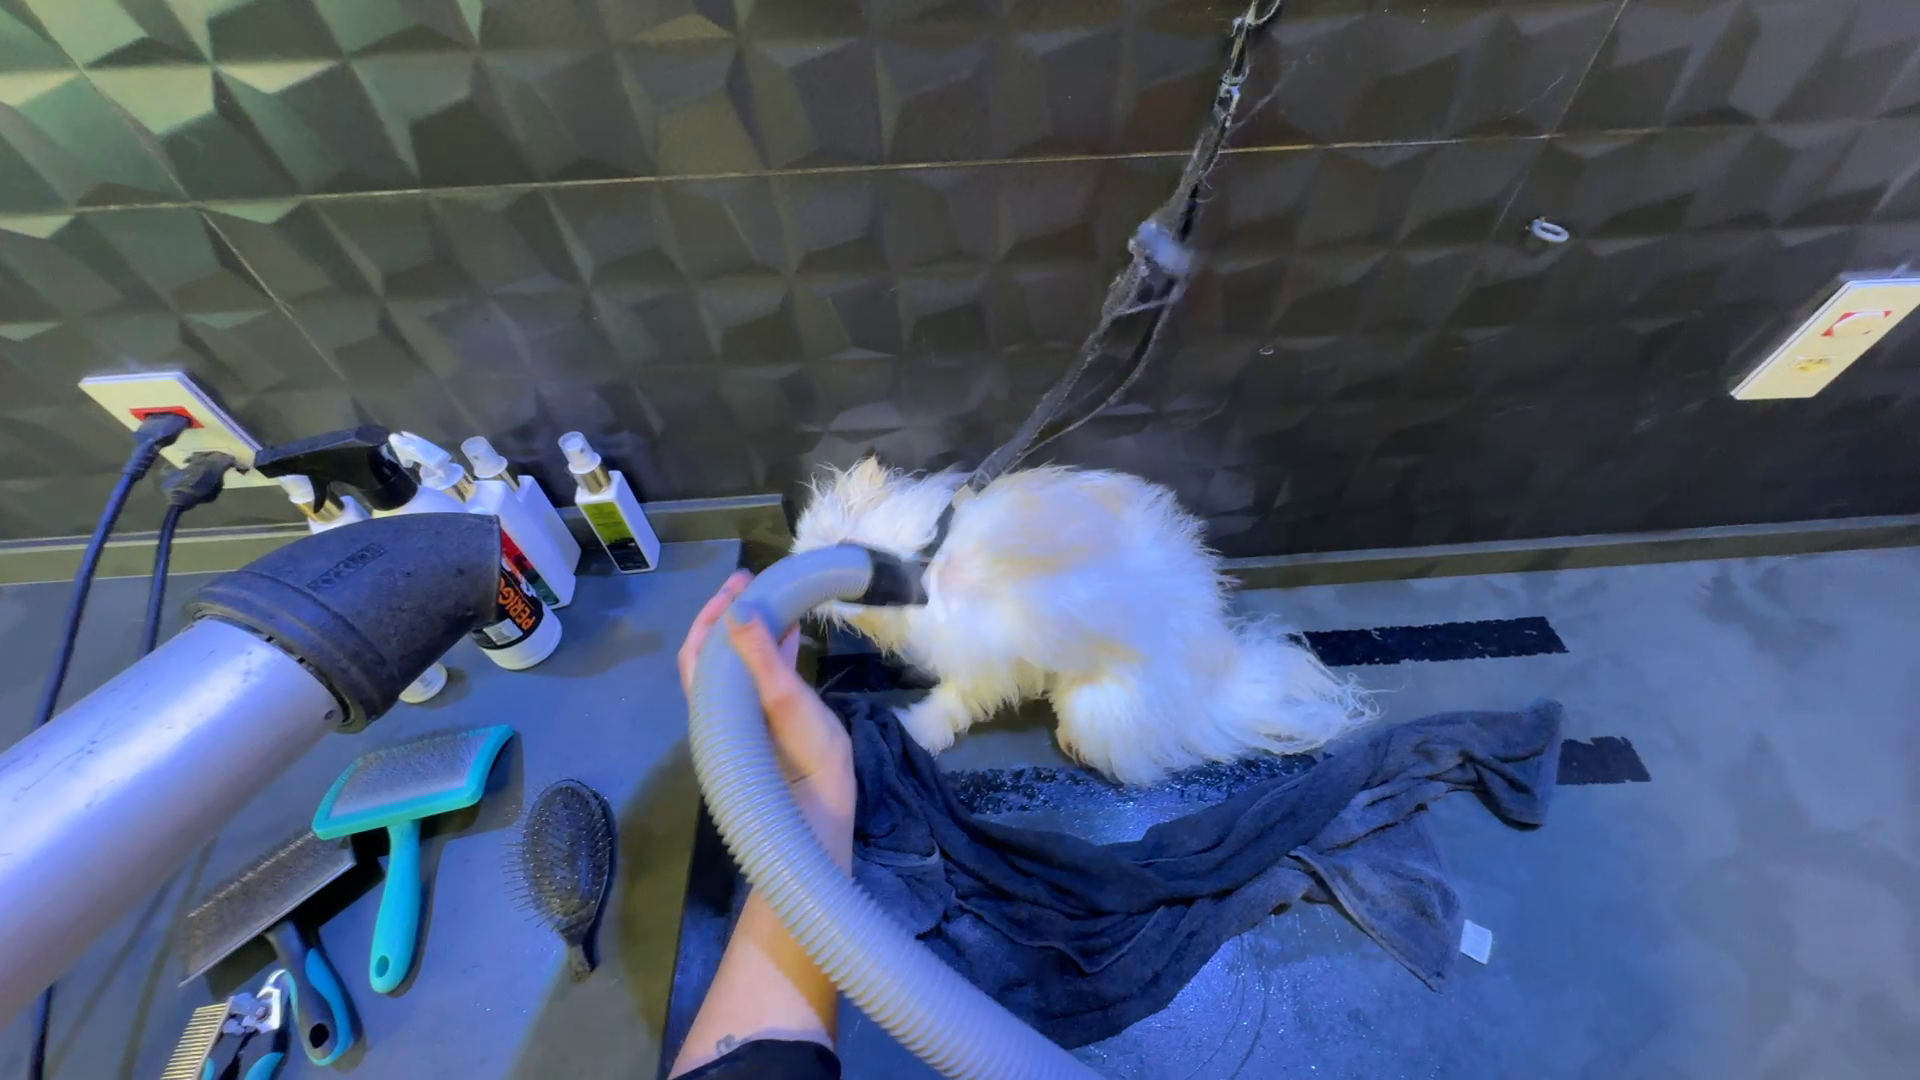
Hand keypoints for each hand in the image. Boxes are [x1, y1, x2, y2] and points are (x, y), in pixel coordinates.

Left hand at [679, 570, 855, 863]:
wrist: (819, 814)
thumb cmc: (804, 757)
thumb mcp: (785, 701)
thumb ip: (762, 657)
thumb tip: (737, 610)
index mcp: (717, 704)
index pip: (700, 649)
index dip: (715, 611)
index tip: (741, 580)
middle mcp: (723, 709)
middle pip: (714, 654)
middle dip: (731, 615)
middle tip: (756, 583)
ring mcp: (744, 717)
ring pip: (738, 664)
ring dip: (752, 630)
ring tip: (775, 599)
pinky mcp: (766, 724)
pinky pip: (762, 677)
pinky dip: (772, 650)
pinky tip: (793, 634)